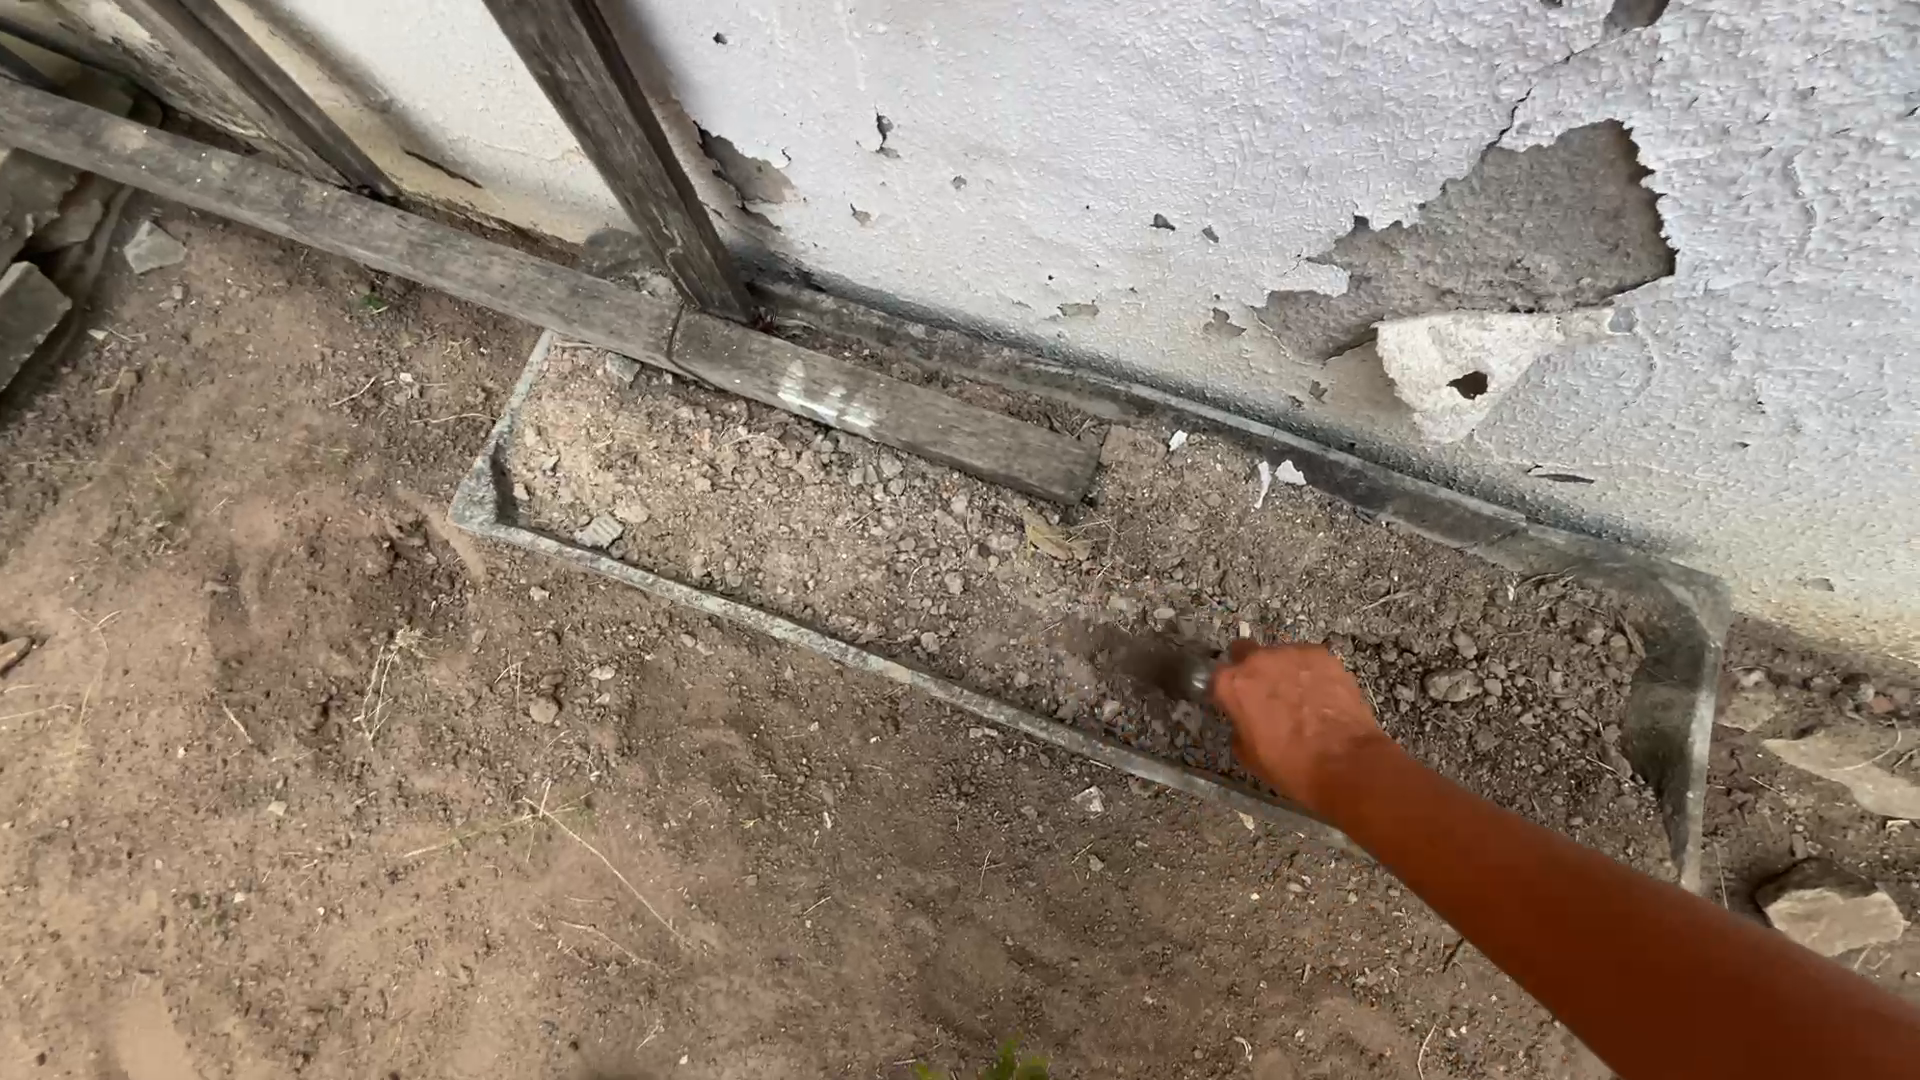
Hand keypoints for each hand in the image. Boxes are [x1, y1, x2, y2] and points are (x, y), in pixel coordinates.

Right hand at [1210, 641, 1395, 814]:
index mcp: (1231, 684)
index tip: (1240, 703)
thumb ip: (1239, 725)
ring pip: (1280, 655)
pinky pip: (1308, 659)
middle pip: (1245, 652)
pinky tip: (1323, 694)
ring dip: (1285, 670)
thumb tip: (1247, 720)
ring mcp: (1290, 653)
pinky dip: (1312, 672)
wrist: (1345, 764)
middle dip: (1254, 670)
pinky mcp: (1321, 654)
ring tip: (1303, 697)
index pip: (1220, 676)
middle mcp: (1256, 660)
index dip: (1230, 691)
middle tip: (1270, 696)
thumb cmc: (1291, 765)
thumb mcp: (1248, 754)